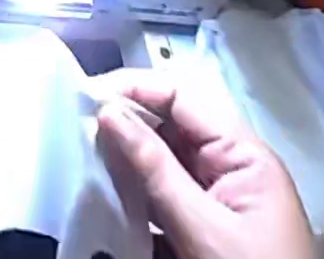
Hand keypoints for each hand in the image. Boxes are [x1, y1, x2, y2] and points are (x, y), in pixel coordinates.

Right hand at [95, 72, 317, 258]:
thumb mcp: (202, 230)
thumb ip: (155, 169)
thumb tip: (109, 111)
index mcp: (243, 152)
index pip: (182, 98)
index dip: (136, 89)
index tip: (90, 93)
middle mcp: (232, 166)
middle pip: (173, 126)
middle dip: (128, 121)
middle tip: (80, 122)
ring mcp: (220, 201)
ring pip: (166, 162)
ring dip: (128, 158)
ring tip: (85, 152)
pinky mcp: (208, 233)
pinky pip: (167, 198)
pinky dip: (138, 195)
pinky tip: (108, 194)